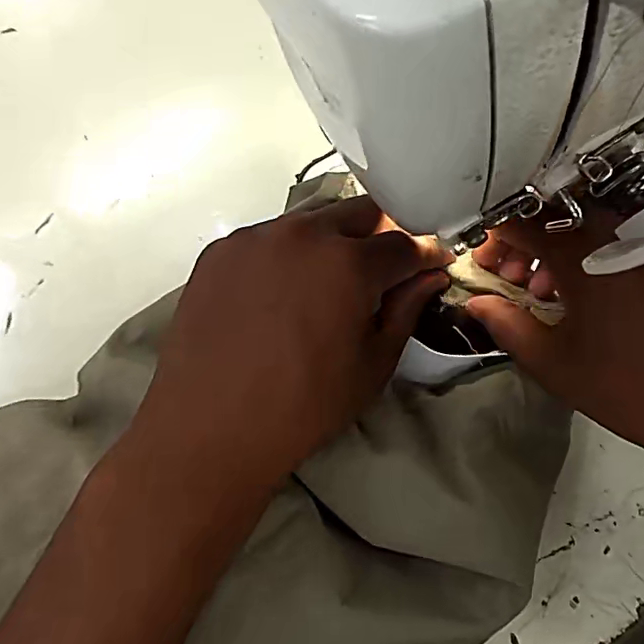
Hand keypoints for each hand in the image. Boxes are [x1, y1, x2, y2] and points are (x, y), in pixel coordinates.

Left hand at [128, 196, 450, 492]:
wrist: (207, 430)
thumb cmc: (304, 406)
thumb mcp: (373, 364)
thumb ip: (406, 310)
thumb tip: (430, 277)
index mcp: (349, 265)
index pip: (404, 243)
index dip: (427, 254)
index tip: (436, 263)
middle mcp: (303, 236)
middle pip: (361, 212)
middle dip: (384, 234)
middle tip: (387, 270)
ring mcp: (256, 238)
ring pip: (314, 220)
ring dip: (336, 239)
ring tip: (334, 280)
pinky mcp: (221, 251)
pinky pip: (271, 237)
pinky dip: (292, 253)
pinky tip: (287, 290)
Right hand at [465, 205, 643, 486]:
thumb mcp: (563, 367)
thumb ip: (508, 326)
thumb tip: (477, 301)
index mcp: (586, 249)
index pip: (522, 219)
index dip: (498, 239)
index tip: (495, 265)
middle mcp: (629, 217)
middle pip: (564, 212)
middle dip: (535, 245)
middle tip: (530, 287)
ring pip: (606, 216)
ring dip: (579, 246)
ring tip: (575, 294)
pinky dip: (622, 246)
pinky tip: (624, 287)